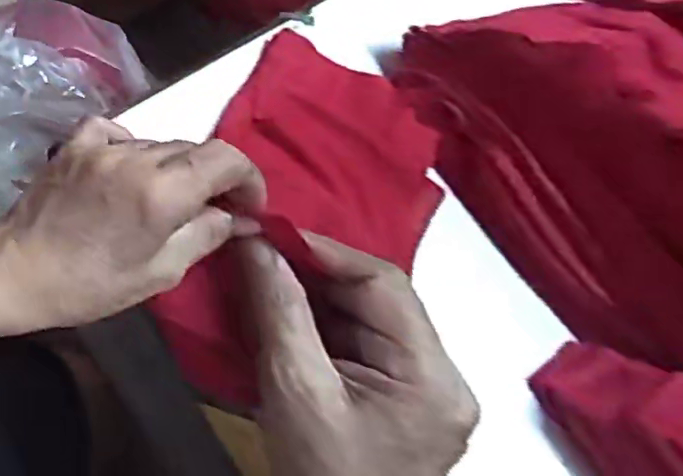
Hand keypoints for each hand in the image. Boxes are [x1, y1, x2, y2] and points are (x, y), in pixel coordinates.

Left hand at [0, 117, 265, 333]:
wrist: (21, 267)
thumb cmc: (93, 283)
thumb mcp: (161, 271)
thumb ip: (205, 234)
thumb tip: (239, 217)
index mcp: (160, 190)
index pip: (224, 157)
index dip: (247, 178)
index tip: (247, 207)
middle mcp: (132, 157)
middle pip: (191, 148)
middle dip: (212, 176)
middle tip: (213, 208)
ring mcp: (97, 146)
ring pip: (155, 141)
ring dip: (172, 165)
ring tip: (166, 197)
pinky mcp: (71, 144)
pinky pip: (112, 129)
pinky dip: (129, 143)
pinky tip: (127, 166)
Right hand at [237, 233, 477, 475]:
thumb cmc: (323, 469)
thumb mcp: (296, 384)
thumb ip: (279, 307)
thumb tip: (253, 239)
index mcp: (431, 376)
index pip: (382, 283)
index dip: (322, 248)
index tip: (264, 230)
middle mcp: (432, 372)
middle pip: (369, 291)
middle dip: (306, 264)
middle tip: (249, 245)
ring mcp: (409, 381)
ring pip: (352, 305)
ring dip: (300, 283)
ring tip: (251, 266)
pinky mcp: (381, 387)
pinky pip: (342, 327)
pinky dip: (303, 307)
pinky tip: (267, 298)